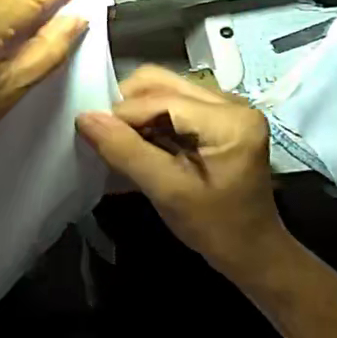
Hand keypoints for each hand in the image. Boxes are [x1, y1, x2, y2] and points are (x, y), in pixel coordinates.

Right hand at [75, 66, 290, 285]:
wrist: (252, 253)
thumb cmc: (215, 227)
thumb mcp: (168, 192)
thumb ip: (126, 152)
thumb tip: (84, 118)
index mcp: (229, 119)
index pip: (161, 99)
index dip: (121, 114)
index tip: (90, 133)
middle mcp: (231, 102)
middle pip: (162, 84)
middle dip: (127, 107)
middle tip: (103, 134)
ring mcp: (225, 108)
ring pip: (163, 91)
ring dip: (136, 114)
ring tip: (118, 140)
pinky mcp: (216, 118)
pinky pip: (172, 105)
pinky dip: (149, 121)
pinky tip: (137, 143)